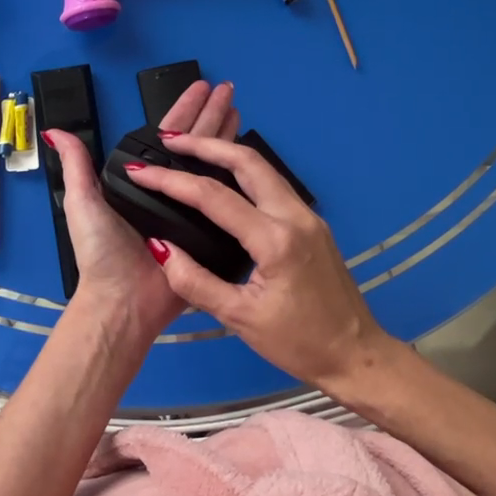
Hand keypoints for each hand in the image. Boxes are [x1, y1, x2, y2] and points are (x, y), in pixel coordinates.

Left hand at [43, 81, 239, 335]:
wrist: (124, 299)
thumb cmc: (102, 252)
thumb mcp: (83, 202)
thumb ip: (76, 165)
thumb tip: (54, 129)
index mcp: (139, 183)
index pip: (164, 138)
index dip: (183, 111)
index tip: (201, 87)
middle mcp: (166, 193)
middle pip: (193, 145)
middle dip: (211, 115)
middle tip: (229, 88)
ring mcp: (190, 212)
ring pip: (213, 166)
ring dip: (227, 138)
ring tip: (241, 109)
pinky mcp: (208, 232)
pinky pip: (227, 201)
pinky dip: (240, 178)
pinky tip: (252, 159)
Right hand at [125, 133, 396, 390]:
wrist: (356, 355)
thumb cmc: (298, 343)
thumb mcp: (238, 317)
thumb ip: (194, 281)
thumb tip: (160, 247)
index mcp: (275, 240)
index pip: (214, 197)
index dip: (171, 181)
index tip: (139, 171)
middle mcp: (295, 217)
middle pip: (247, 162)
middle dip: (205, 145)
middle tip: (168, 141)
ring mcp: (309, 218)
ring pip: (264, 169)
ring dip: (226, 154)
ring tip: (191, 151)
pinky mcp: (312, 226)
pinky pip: (273, 186)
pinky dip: (243, 173)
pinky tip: (224, 179)